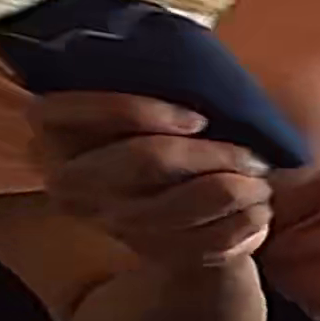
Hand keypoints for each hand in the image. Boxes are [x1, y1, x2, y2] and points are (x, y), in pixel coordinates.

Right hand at [30, 92, 273, 266]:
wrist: (210, 225)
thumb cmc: (194, 153)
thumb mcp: (176, 117)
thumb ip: (172, 89)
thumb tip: (204, 65)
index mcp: (61, 139)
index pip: (60, 112)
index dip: (133, 110)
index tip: (198, 118)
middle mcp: (74, 184)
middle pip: (150, 156)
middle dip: (220, 152)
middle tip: (252, 156)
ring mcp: (120, 224)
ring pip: (205, 195)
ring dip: (250, 185)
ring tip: (257, 182)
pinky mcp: (168, 254)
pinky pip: (231, 231)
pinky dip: (259, 215)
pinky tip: (255, 211)